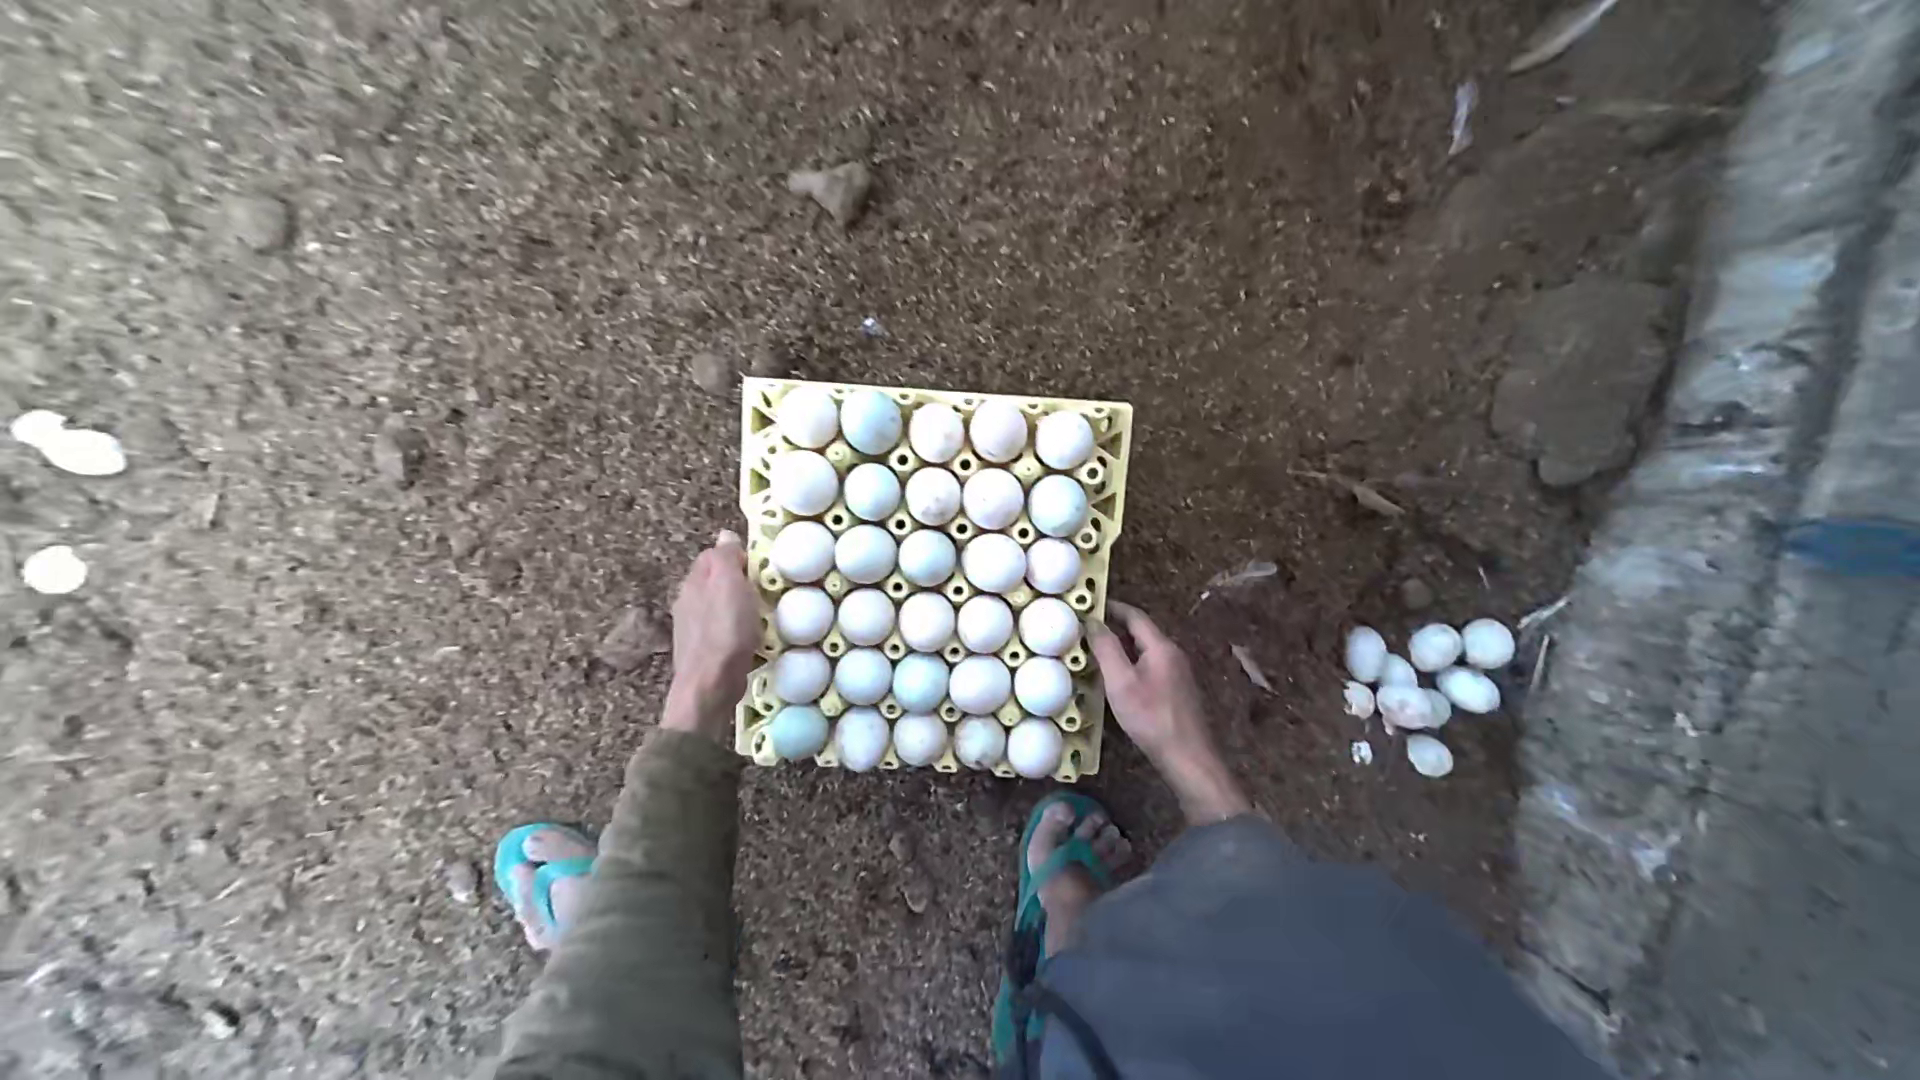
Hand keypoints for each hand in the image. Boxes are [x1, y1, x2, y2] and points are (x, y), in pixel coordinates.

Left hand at [661, 530, 761, 739]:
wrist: (710, 684)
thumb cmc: (725, 630)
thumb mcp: (729, 583)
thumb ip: (725, 557)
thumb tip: (725, 535)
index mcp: (694, 581)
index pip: (713, 555)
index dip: (737, 556)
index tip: (761, 567)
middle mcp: (688, 601)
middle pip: (716, 580)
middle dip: (739, 582)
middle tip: (766, 590)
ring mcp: (693, 628)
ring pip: (720, 606)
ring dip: (740, 606)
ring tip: (762, 614)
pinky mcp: (704, 650)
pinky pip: (724, 629)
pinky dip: (738, 629)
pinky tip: (751, 638)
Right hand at [1087, 601, 1251, 824]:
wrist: (1187, 758)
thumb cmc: (1150, 717)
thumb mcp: (1121, 682)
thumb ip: (1106, 648)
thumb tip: (1092, 621)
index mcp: (1161, 647)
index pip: (1135, 615)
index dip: (1111, 607)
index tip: (1088, 605)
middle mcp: (1173, 654)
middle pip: (1141, 631)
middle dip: (1114, 626)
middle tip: (1085, 628)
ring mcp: (1178, 673)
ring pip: (1145, 650)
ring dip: (1121, 645)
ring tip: (1094, 650)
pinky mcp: (1177, 690)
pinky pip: (1150, 665)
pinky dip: (1130, 662)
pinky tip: (1116, 676)